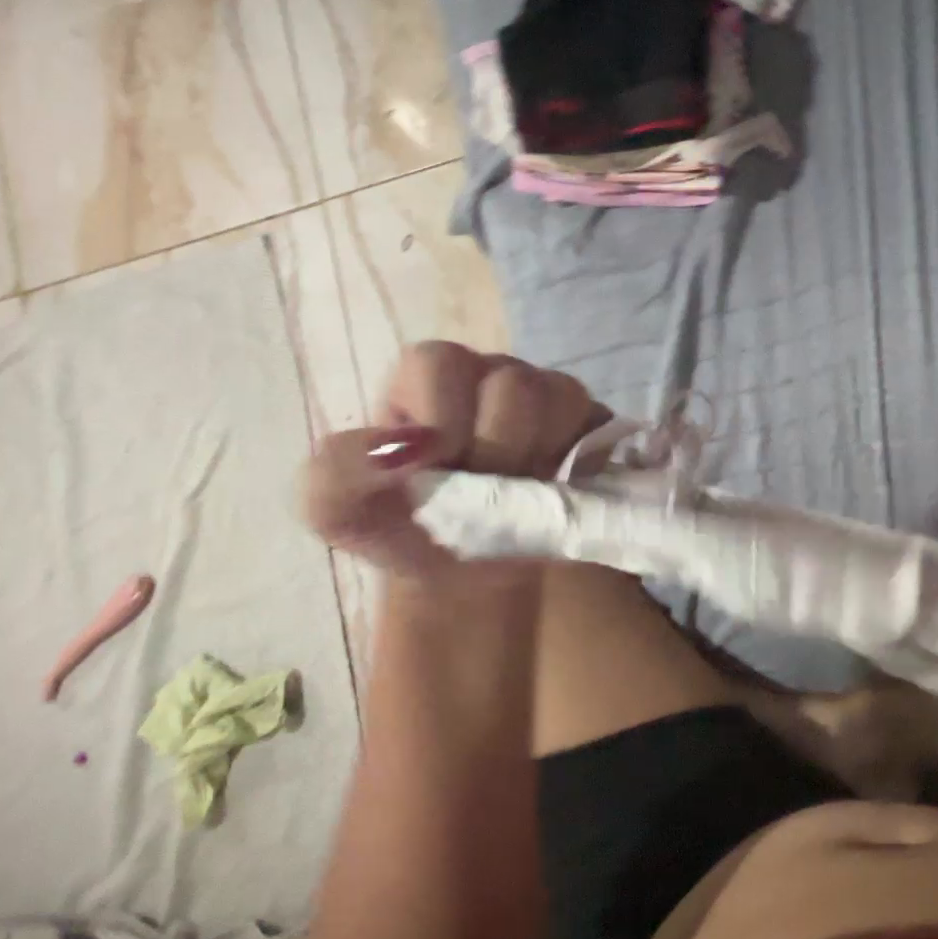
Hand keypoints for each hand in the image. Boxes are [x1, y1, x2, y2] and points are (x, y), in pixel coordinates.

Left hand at [300, 342, 607, 576]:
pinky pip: (599, 426)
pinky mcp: (590, 425)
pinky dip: (577, 463)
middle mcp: (492, 373)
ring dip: (537, 459)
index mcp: (428, 376)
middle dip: (496, 452)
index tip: (437, 472)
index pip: (441, 362)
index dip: (444, 420)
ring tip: (517, 496)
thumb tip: (409, 447)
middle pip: (513, 385)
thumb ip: (340, 468)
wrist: (463, 576)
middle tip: (480, 494)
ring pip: (561, 397)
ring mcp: (548, 394)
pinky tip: (553, 490)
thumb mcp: (338, 509)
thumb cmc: (403, 529)